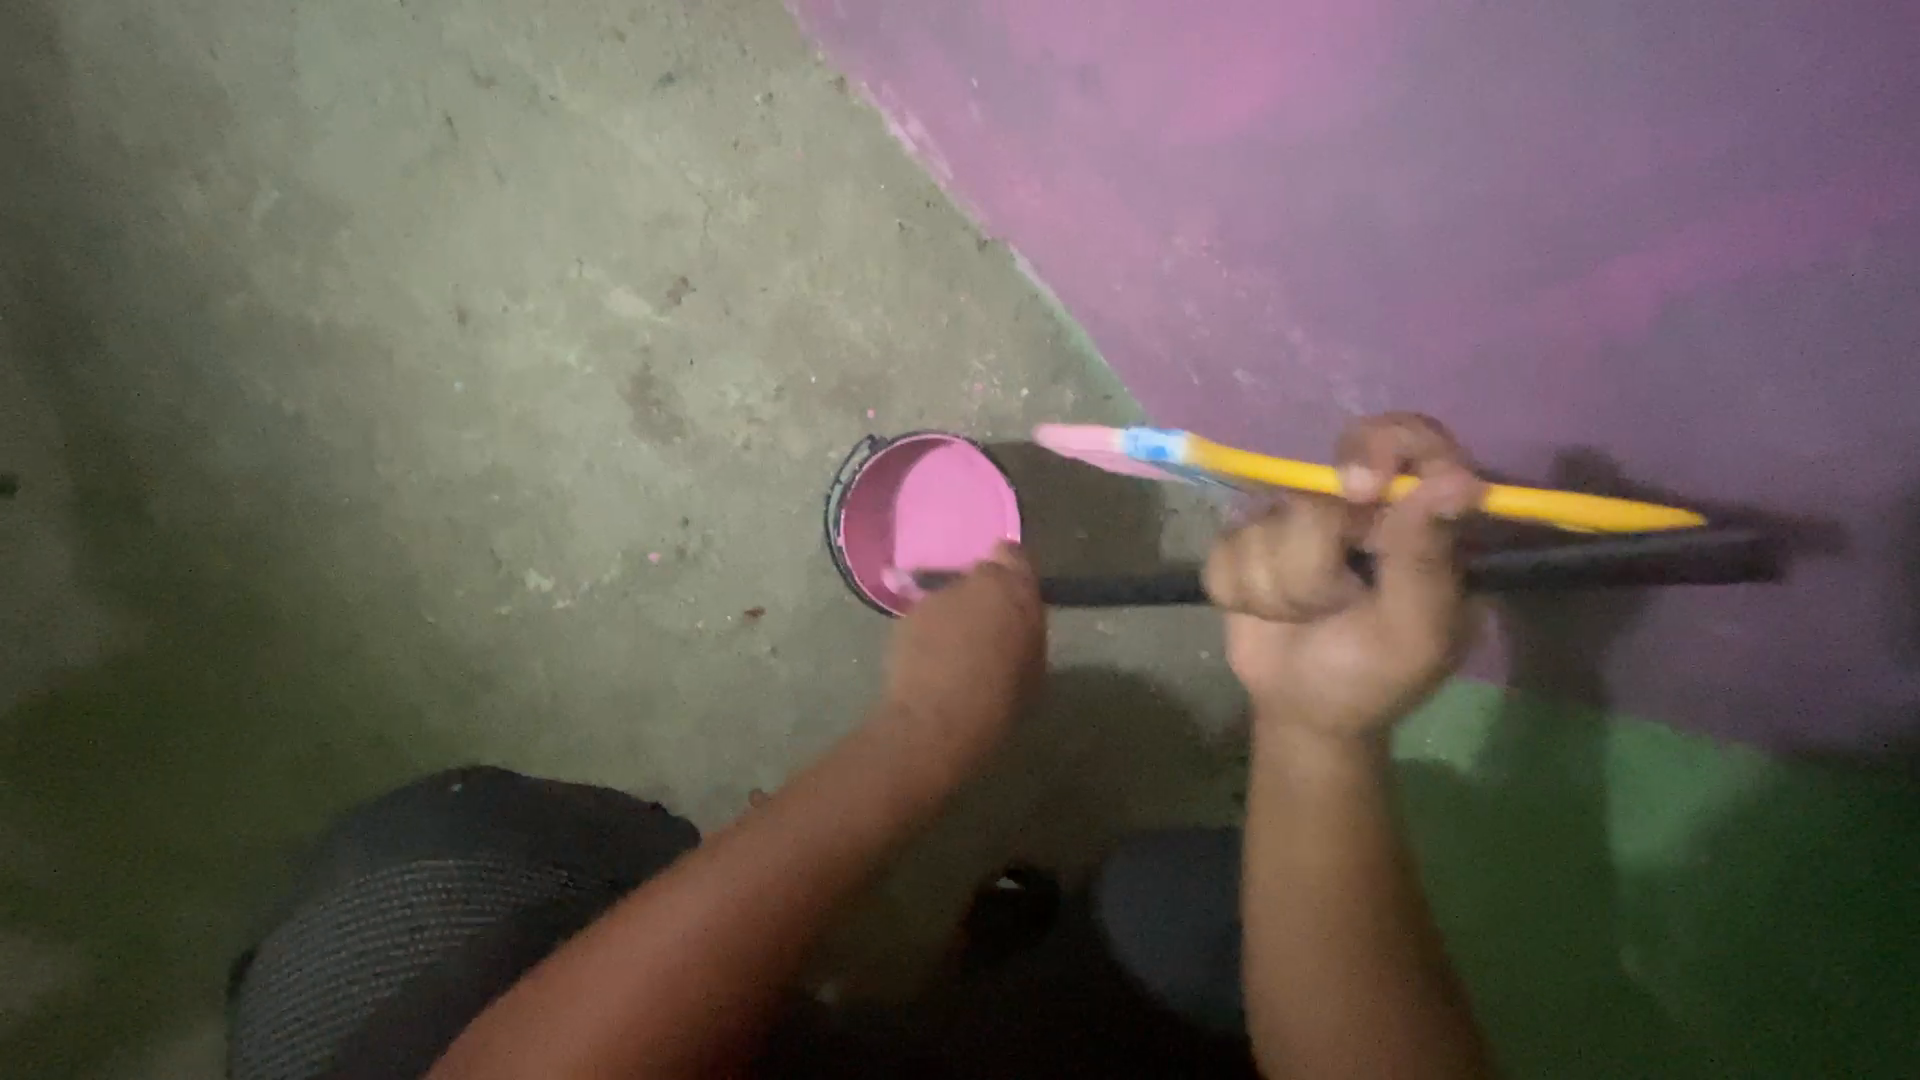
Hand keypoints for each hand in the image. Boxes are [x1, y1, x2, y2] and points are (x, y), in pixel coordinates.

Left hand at [879, 543, 1045, 778]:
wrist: (938, 721)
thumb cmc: (1001, 700)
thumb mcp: (1033, 667)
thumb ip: (1025, 630)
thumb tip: (1015, 624)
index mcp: (1015, 590)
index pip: (1014, 554)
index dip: (1011, 570)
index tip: (1011, 592)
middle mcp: (975, 582)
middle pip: (980, 576)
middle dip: (982, 596)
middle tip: (984, 628)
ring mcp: (936, 597)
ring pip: (950, 598)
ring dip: (953, 616)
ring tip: (952, 653)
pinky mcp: (906, 616)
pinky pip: (925, 618)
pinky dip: (928, 633)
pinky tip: (928, 663)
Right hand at [1204, 414, 1483, 736]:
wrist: (1299, 707)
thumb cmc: (1371, 677)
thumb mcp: (1416, 630)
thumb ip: (1426, 557)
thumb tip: (1458, 480)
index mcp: (1415, 518)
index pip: (1410, 441)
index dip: (1382, 446)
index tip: (1358, 488)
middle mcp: (1353, 509)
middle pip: (1315, 484)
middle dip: (1312, 554)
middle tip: (1329, 597)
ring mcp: (1291, 522)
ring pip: (1265, 524)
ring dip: (1281, 589)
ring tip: (1303, 617)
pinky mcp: (1242, 541)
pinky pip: (1227, 547)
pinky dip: (1242, 591)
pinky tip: (1264, 612)